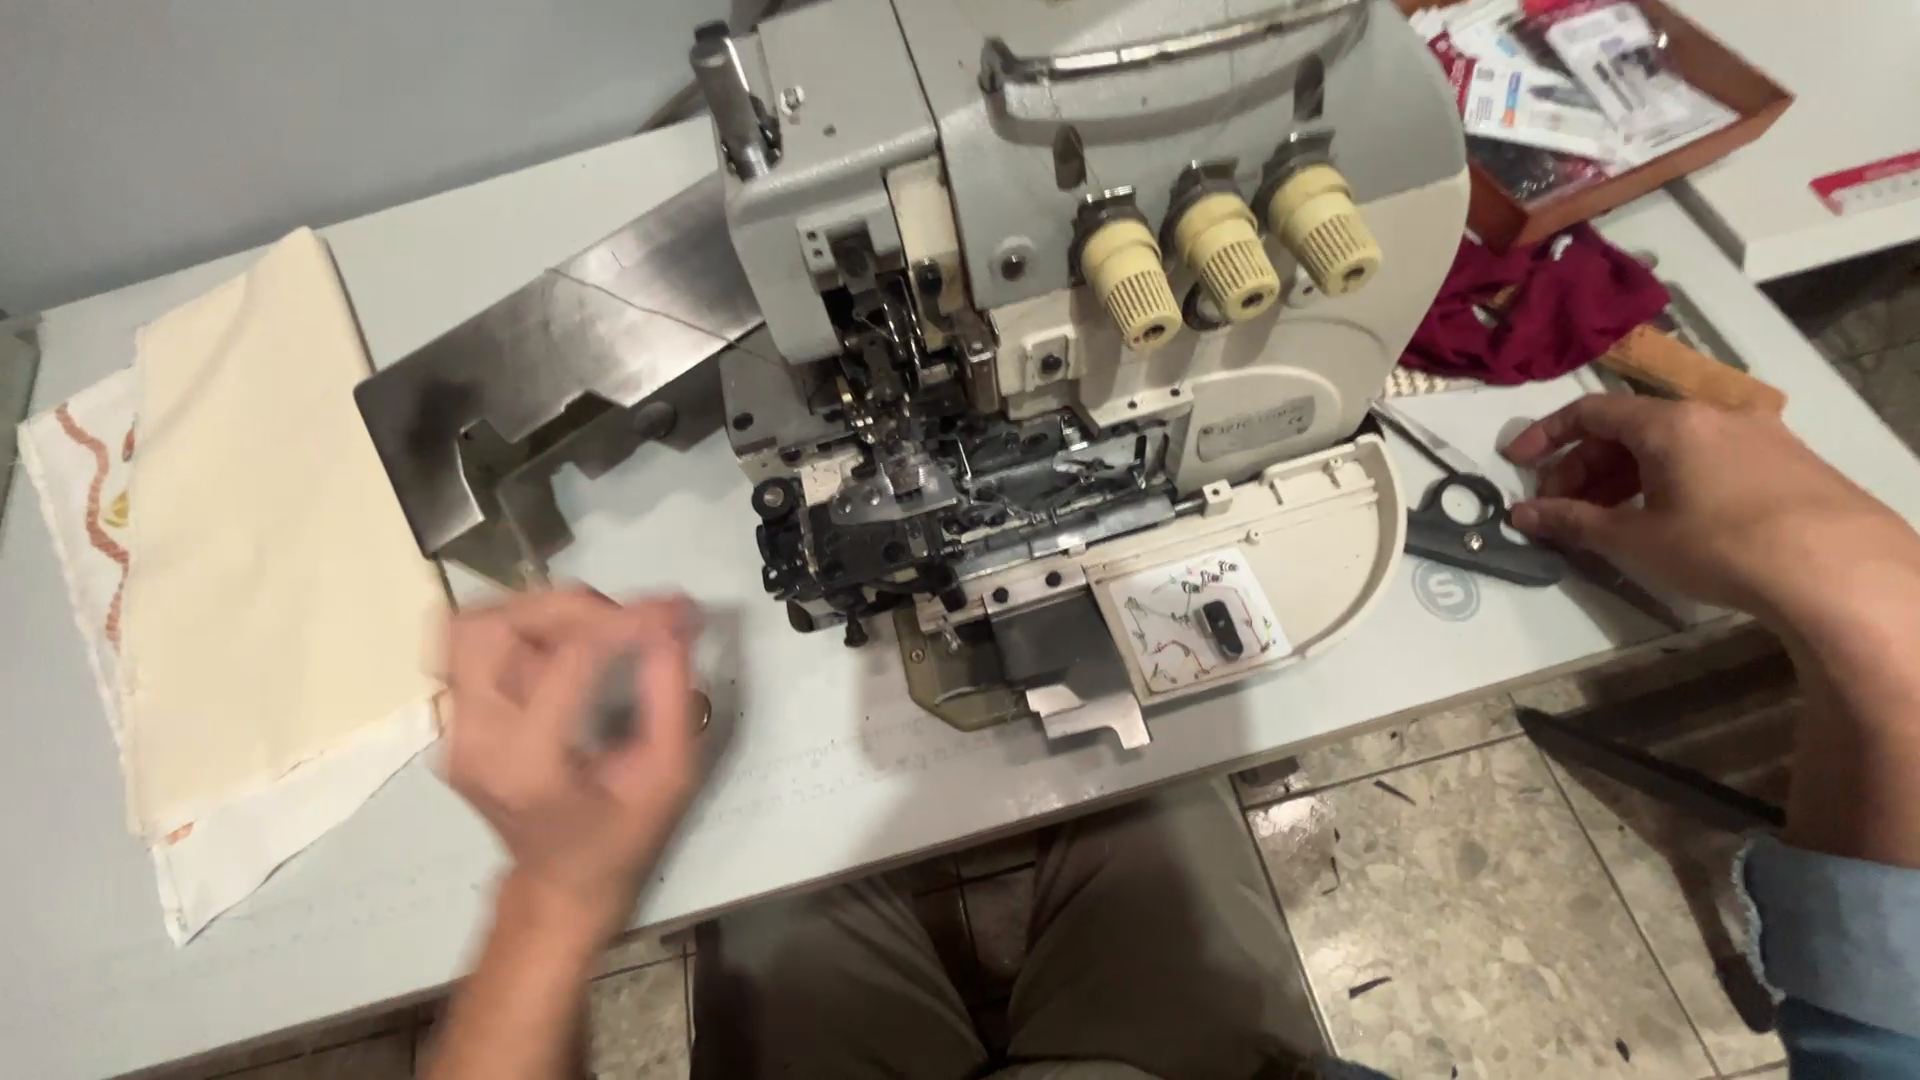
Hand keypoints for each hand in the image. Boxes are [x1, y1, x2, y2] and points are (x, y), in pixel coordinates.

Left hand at [441, 588, 702, 942]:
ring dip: (538, 609)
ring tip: (593, 626)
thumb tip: (674, 622)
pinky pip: (473, 644)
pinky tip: (563, 644)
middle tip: (625, 618)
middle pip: (495, 627)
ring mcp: (453, 729)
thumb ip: (672, 694)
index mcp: (530, 763)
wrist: (561, 881)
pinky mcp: (454, 719)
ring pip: (472, 625)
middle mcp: (474, 739)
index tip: (675, 610)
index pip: (570, 658)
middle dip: (570, 607)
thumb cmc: (622, 835)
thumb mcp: (670, 772)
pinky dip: (520, 625)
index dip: (628, 621)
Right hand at [1501, 394, 1918, 623]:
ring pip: (1666, 446)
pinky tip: (1660, 520)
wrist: (1846, 574)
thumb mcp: (1631, 538)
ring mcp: (1757, 437)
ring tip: (1604, 519)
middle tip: (1560, 506)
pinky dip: (1663, 480)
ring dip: (1620, 477)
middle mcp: (1715, 416)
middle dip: (1581, 466)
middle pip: (1626, 430)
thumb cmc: (1721, 545)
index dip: (1544, 434)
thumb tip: (1521, 515)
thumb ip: (1569, 521)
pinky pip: (1703, 459)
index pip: (1590, 411)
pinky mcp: (1785, 464)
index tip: (1517, 463)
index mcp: (1671, 423)